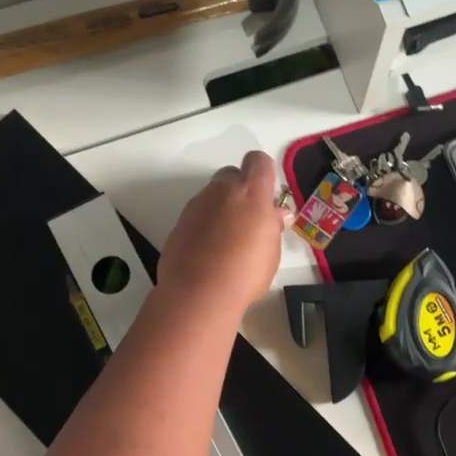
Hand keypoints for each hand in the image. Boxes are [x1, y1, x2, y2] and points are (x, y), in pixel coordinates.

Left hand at [158, 151, 291, 313]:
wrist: (197, 294)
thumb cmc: (245, 273)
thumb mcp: (271, 252)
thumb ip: (272, 226)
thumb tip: (276, 214)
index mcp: (251, 192)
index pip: (259, 161)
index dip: (264, 174)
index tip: (267, 197)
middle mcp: (221, 190)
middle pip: (232, 174)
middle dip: (240, 190)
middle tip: (248, 220)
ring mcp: (196, 205)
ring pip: (212, 195)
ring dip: (221, 208)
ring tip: (228, 242)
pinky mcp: (179, 222)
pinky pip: (197, 215)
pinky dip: (204, 225)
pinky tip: (208, 252)